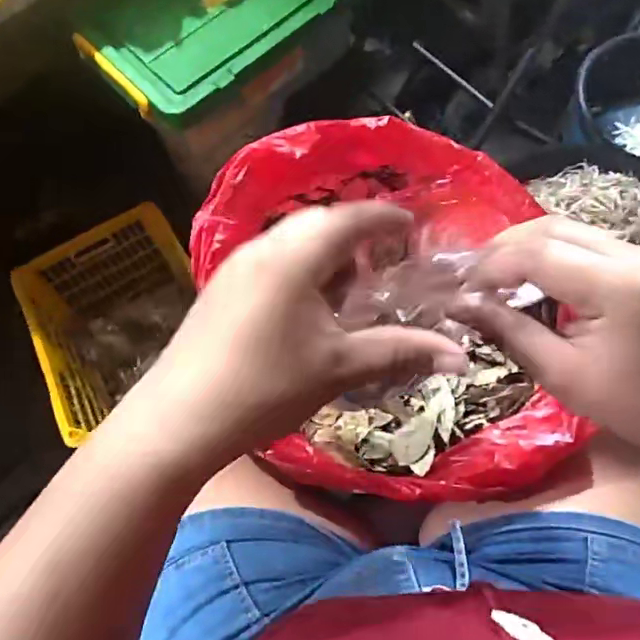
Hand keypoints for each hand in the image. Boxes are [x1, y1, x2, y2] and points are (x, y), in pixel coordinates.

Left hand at [125, 202, 466, 458]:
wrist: (177, 420)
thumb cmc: (265, 387)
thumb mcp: (339, 368)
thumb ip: (401, 352)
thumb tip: (461, 356)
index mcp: (295, 257)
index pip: (350, 218)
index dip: (386, 218)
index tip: (413, 226)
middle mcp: (263, 248)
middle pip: (320, 224)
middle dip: (358, 235)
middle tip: (387, 259)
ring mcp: (236, 267)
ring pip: (294, 242)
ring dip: (328, 254)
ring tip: (352, 287)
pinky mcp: (222, 289)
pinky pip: (273, 261)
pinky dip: (303, 270)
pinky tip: (311, 308)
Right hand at [452, 216, 639, 465]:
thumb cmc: (637, 406)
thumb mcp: (564, 375)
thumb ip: (511, 332)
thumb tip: (462, 306)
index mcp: (615, 284)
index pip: (536, 253)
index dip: (490, 267)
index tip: (459, 293)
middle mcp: (631, 253)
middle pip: (550, 228)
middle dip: (502, 250)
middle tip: (469, 280)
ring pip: (567, 230)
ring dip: (524, 248)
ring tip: (492, 279)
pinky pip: (584, 244)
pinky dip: (549, 255)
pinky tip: (529, 279)